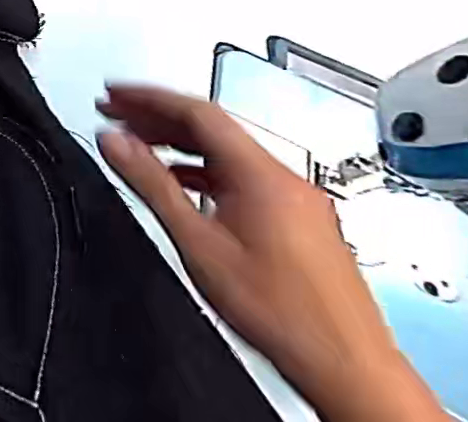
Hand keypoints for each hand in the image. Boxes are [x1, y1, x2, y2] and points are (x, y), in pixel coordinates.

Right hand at [97, 86, 446, 421]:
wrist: (351, 373)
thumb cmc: (284, 317)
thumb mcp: (199, 245)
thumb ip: (152, 185)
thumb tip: (116, 144)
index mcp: (259, 173)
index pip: (195, 111)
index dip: (149, 98)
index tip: (117, 94)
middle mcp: (282, 176)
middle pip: (210, 126)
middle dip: (158, 116)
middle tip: (117, 112)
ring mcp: (294, 196)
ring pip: (225, 151)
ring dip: (179, 141)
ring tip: (139, 142)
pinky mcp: (298, 216)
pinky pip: (240, 174)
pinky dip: (203, 168)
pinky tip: (182, 181)